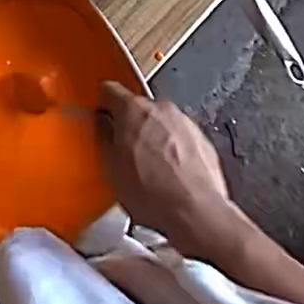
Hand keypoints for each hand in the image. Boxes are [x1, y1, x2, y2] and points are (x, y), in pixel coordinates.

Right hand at [96, 82, 243, 260]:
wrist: (198, 214)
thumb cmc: (155, 194)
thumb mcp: (111, 168)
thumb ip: (102, 137)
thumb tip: (102, 126)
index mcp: (132, 109)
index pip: (109, 90)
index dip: (102, 103)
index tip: (101, 114)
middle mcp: (159, 108)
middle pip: (137, 108)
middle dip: (130, 126)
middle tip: (124, 152)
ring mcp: (184, 122)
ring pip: (160, 123)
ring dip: (154, 138)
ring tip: (150, 171)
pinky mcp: (202, 140)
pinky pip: (180, 139)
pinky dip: (174, 151)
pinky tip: (171, 177)